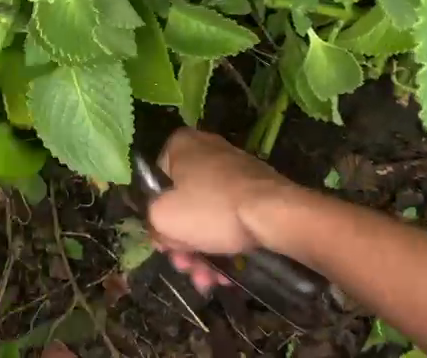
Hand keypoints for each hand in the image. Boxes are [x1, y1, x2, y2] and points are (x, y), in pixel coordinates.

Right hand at [146, 129, 298, 292]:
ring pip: (208, 215)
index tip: (169, 248)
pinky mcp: (255, 189)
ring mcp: (234, 169)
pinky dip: (226, 244)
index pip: (156, 183)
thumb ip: (151, 220)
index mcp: (180, 144)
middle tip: (191, 270)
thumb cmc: (212, 208)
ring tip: (211, 281)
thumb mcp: (164, 216)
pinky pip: (231, 217)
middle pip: (184, 204)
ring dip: (204, 253)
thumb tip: (161, 229)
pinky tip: (227, 273)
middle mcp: (206, 149)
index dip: (159, 220)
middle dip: (185, 245)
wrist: (275, 214)